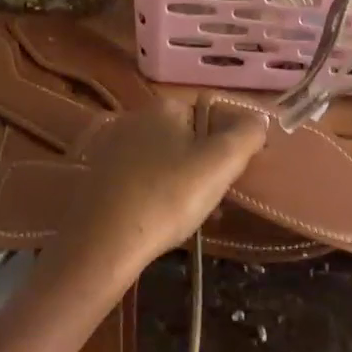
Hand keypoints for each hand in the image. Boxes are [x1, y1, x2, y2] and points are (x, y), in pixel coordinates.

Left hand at [59, 98, 267, 268]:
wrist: (101, 244)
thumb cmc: (167, 197)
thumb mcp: (220, 164)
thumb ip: (245, 135)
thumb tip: (258, 118)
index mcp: (164, 107)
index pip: (204, 113)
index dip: (221, 142)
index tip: (228, 174)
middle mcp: (133, 118)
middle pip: (179, 137)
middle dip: (197, 164)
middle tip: (209, 199)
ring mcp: (108, 148)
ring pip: (156, 160)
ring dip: (174, 182)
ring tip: (184, 217)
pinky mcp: (93, 178)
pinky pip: (133, 181)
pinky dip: (148, 196)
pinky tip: (153, 223)